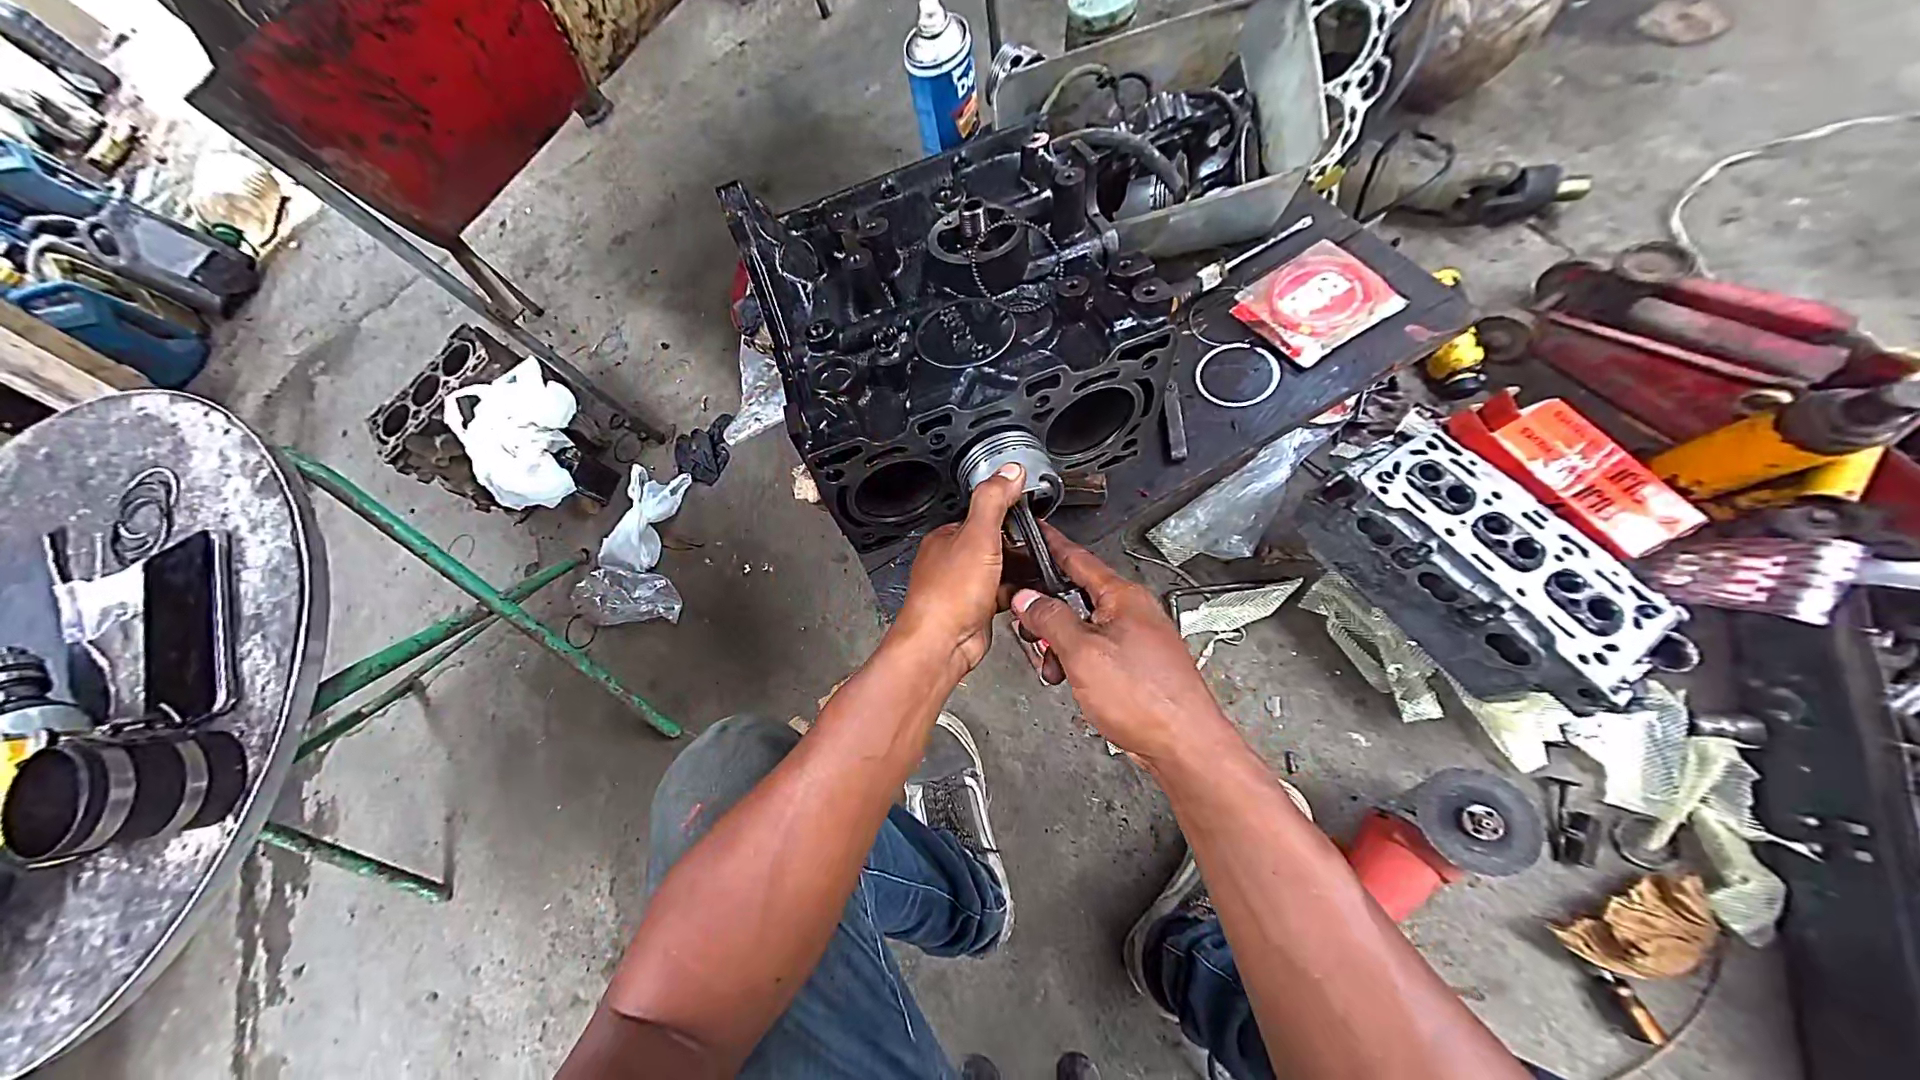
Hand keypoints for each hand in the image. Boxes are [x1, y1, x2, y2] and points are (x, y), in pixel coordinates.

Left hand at [896, 463, 1026, 671]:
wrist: (941, 645)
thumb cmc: (947, 597)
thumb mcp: (978, 536)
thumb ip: (994, 501)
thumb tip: (1009, 472)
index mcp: (947, 537)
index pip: (982, 514)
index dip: (1008, 514)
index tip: (1030, 516)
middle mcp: (953, 561)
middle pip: (994, 544)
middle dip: (1017, 547)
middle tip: (1037, 549)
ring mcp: (964, 587)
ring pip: (1000, 570)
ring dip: (1018, 571)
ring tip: (1035, 571)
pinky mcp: (976, 609)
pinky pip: (1003, 594)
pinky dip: (1016, 593)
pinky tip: (1025, 594)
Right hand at [1010, 524, 1227, 761]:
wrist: (1184, 745)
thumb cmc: (1148, 700)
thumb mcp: (1082, 653)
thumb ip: (1050, 620)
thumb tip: (1029, 599)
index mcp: (1123, 597)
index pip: (1078, 558)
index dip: (1051, 545)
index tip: (1036, 532)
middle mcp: (1133, 612)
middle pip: (1076, 597)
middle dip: (1047, 615)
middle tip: (1030, 629)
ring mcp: (1136, 638)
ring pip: (1083, 627)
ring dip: (1060, 645)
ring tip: (1055, 667)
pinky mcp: (1135, 663)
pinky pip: (1096, 650)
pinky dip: (1077, 661)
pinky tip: (1072, 680)